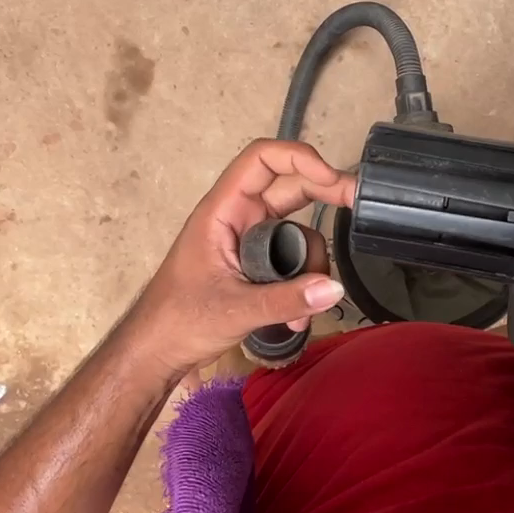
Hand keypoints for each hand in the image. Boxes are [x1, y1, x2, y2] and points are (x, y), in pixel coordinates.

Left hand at [119, 140, 353, 378]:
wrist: (156, 353)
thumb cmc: (178, 321)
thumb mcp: (234, 309)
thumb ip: (285, 300)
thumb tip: (334, 289)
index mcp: (222, 211)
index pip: (261, 161)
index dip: (298, 158)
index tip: (332, 179)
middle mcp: (239, 219)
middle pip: (291, 190)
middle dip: (326, 196)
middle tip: (358, 204)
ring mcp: (250, 243)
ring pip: (298, 234)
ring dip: (311, 267)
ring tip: (305, 307)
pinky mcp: (258, 266)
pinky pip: (293, 264)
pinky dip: (302, 287)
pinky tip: (296, 319)